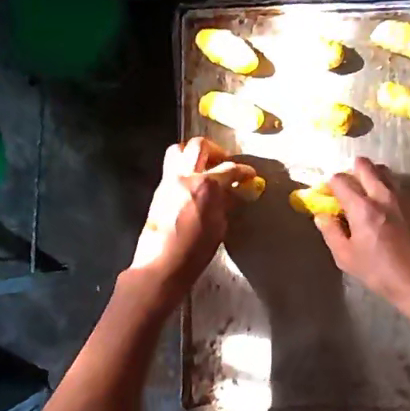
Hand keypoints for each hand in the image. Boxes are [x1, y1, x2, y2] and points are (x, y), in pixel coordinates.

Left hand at [127, 137, 256, 309]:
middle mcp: (185, 176)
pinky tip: (193, 186)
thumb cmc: (194, 251)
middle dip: (216, 151)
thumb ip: (224, 204)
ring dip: (194, 154)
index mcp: (206, 185)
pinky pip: (171, 168)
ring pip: (178, 150)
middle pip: (199, 146)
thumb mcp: (219, 227)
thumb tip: (230, 193)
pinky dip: (184, 169)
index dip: (244, 171)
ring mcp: (168, 181)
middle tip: (224, 163)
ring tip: (205, 168)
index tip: (250, 174)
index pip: (229, 168)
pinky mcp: (158, 191)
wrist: (161, 264)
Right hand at [313, 157, 409, 306]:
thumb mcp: (345, 256)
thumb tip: (321, 215)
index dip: (330, 185)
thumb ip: (330, 231)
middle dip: (352, 171)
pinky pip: (399, 186)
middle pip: (364, 165)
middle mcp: (383, 195)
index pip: (340, 179)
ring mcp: (404, 197)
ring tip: (369, 194)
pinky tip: (388, 208)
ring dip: (372, 176)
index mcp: (362, 208)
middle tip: (349, 188)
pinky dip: (389, 190)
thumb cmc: (378, 271)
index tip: (329, 196)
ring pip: (385, 171)